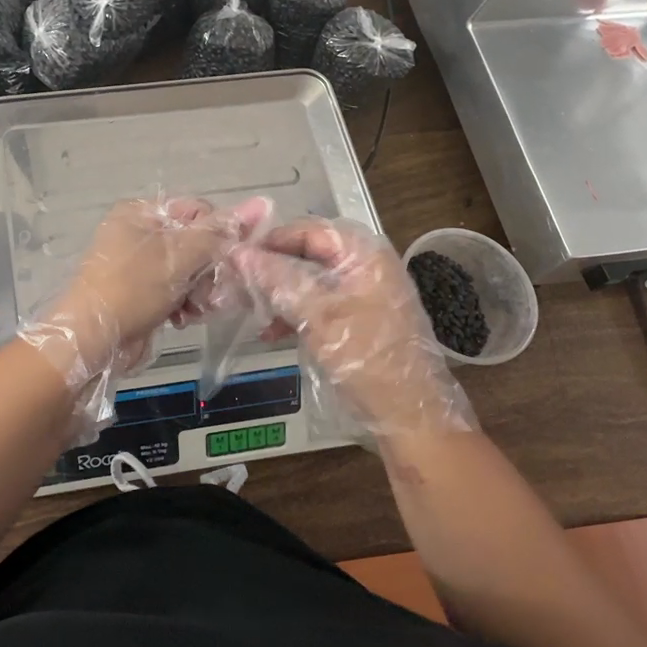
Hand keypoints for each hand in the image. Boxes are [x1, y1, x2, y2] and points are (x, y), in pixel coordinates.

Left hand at [50, 195, 273, 365]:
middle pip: (195, 242)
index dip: (219, 234)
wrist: (92, 340)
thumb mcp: (180, 256)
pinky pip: (175, 291)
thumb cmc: (133, 288)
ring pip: (188, 270)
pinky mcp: (139, 293)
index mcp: (141, 212)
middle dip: (209, 270)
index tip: (231, 260)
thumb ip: (221, 232)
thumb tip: (264, 203)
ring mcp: (137, 265)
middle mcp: (138, 233)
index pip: (198, 210)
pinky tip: (184, 319)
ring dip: (200, 291)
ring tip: (197, 310)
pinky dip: (184, 304)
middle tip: (213, 292)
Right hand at [228, 219, 474, 435]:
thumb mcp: (317, 315)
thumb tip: (236, 252)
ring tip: (251, 312)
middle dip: (271, 270)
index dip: (269, 241)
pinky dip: (295, 313)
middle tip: (237, 286)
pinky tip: (272, 332)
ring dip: (279, 294)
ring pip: (309, 280)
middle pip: (307, 254)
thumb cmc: (367, 357)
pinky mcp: (360, 318)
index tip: (235, 259)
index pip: (306, 230)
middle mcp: (366, 264)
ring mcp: (364, 292)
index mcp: (363, 253)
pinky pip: (319, 303)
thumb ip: (276, 279)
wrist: (411, 416)